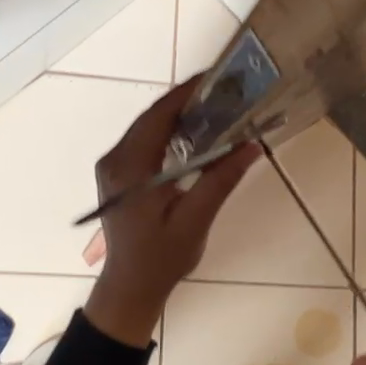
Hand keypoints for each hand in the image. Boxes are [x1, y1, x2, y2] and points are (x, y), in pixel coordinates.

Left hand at [83, 79, 258, 347]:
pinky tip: (196, 133)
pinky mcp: (119, 174)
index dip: (187, 93)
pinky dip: (170, 131)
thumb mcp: (195, 220)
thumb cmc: (161, 259)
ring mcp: (114, 166)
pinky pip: (145, 141)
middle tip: (224, 90)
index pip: (158, 116)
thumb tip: (251, 144)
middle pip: (151, 117)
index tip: (217, 77)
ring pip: (148, 127)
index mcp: (129, 168)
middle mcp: (114, 160)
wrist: (130, 287)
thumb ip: (220, 180)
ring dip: (179, 114)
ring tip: (216, 106)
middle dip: (187, 100)